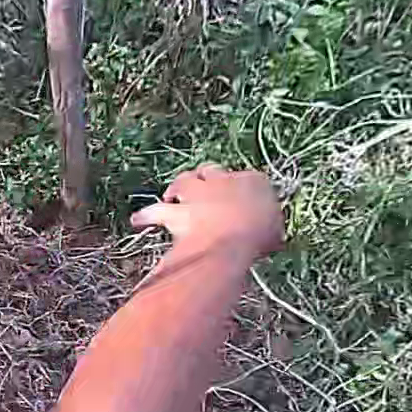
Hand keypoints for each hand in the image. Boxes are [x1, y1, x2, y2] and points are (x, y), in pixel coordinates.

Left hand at [130, 164, 283, 259]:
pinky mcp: (178, 213)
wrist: (232, 237)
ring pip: (184, 182)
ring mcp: (198, 194)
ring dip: (177, 188)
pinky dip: (146, 216)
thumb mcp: (274, 232)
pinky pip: (156, 213)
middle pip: (211, 171)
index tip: (236, 198)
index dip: (238, 188)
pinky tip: (136, 220)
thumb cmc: (260, 235)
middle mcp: (222, 181)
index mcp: (253, 181)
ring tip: (170, 195)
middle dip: (204, 178)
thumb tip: (271, 240)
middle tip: (200, 188)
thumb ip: (270, 230)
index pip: (246, 179)